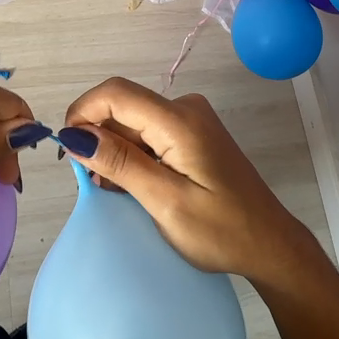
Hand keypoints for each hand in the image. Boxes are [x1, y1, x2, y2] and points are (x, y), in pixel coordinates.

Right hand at [58, 77, 316, 282]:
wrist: (270, 245)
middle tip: (93, 183)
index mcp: (179, 120)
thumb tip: (75, 134)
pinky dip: (131, 154)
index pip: (115, 93)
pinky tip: (132, 185)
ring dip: (113, 149)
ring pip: (132, 121)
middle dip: (97, 137)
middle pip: (122, 106)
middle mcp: (184, 108)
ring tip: (113, 190)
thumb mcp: (165, 202)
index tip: (68, 151)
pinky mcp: (191, 133)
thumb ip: (121, 164)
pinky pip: (148, 132)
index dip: (82, 112)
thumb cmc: (221, 231)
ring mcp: (190, 119)